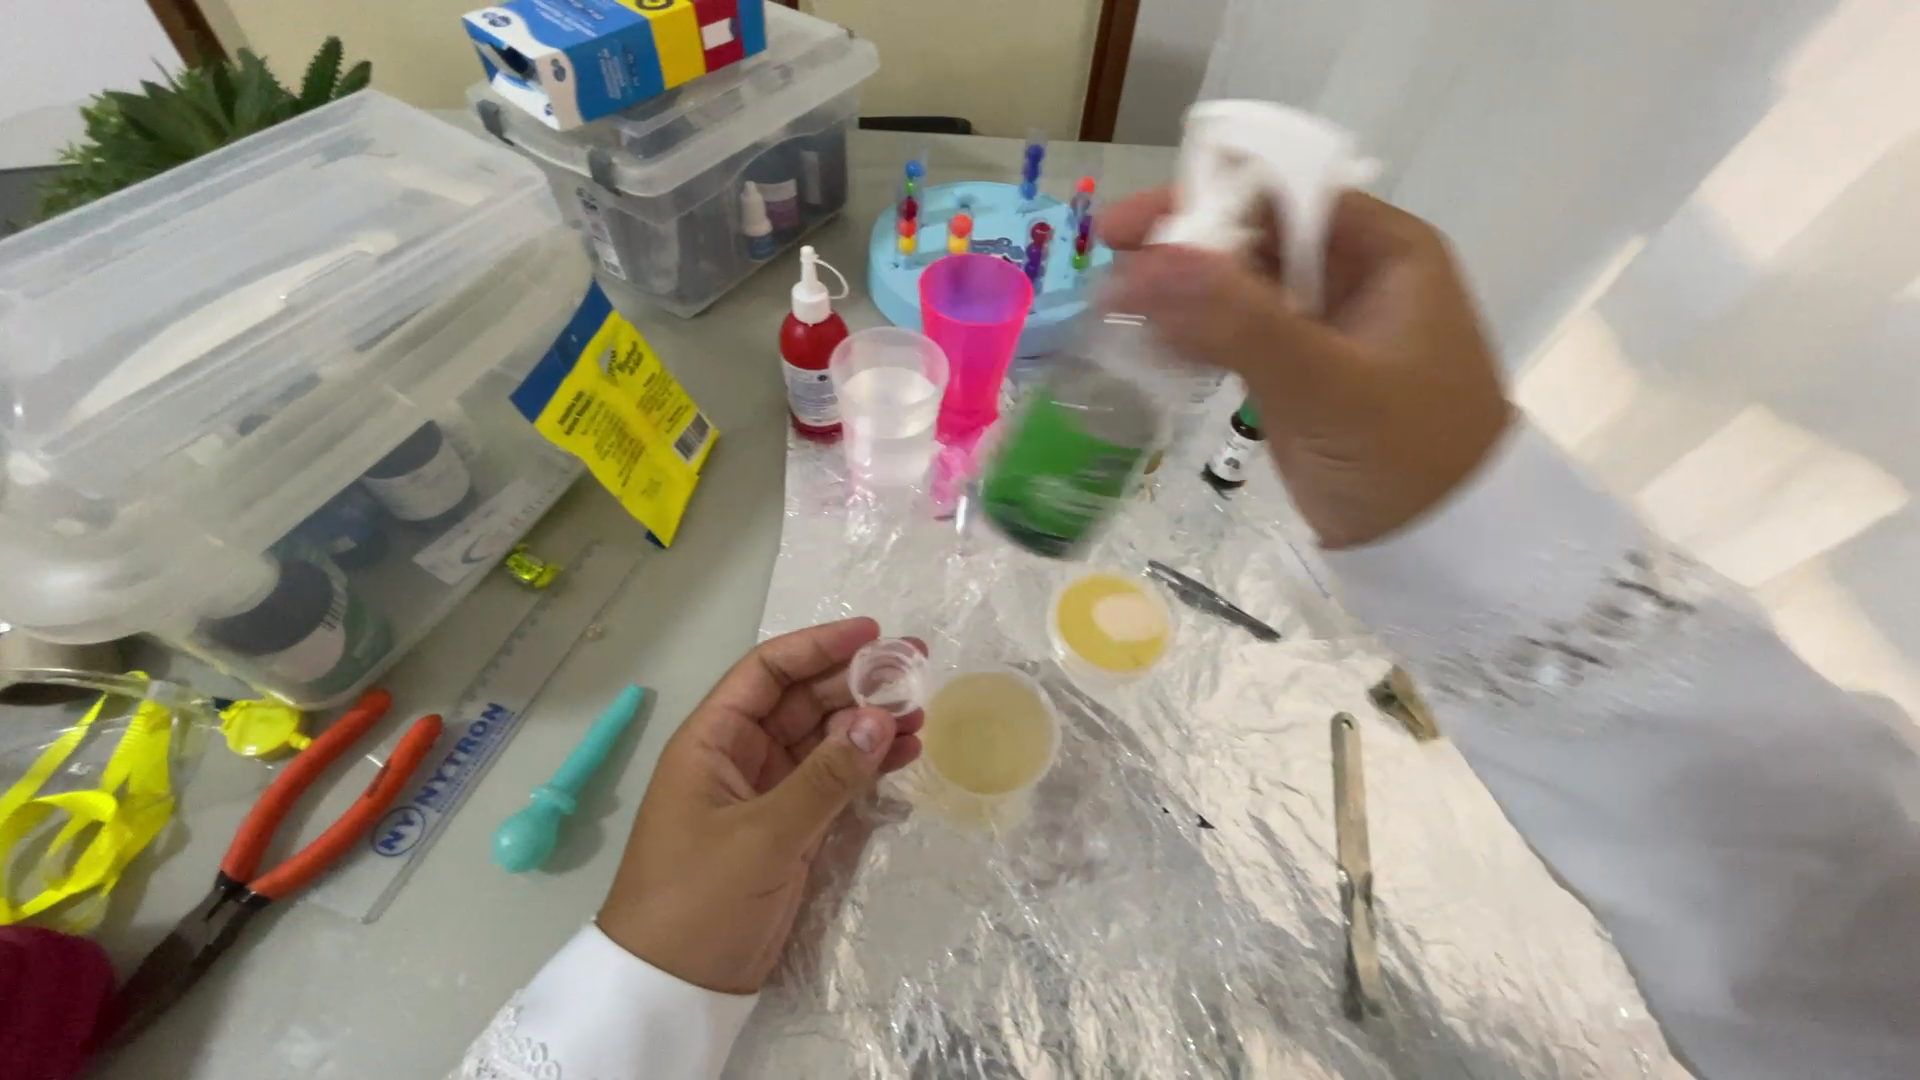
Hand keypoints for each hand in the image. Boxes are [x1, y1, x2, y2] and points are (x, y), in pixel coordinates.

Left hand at [597, 618, 922, 994]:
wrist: (674, 989)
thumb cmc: (700, 898)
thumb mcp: (765, 834)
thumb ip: (827, 776)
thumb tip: (882, 719)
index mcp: (714, 739)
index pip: (768, 671)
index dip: (818, 645)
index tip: (872, 633)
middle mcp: (741, 754)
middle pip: (804, 700)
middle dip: (857, 683)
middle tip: (915, 669)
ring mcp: (768, 790)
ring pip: (825, 739)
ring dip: (869, 724)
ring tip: (920, 713)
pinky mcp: (790, 824)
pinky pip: (833, 779)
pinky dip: (867, 766)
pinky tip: (905, 753)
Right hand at [1102, 189, 1513, 548]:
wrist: (1434, 542)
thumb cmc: (1404, 456)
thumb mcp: (1327, 385)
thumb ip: (1243, 323)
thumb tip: (1151, 266)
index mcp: (1382, 252)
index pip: (1283, 195)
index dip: (1203, 199)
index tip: (1131, 227)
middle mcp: (1350, 276)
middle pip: (1251, 239)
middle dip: (1180, 251)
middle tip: (1110, 273)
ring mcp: (1319, 327)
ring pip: (1235, 291)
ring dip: (1178, 296)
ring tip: (1115, 310)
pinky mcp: (1294, 372)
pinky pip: (1234, 338)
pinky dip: (1193, 338)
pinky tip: (1150, 346)